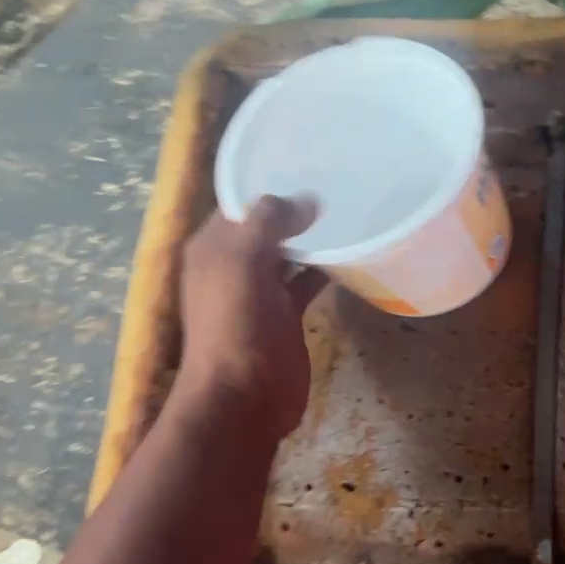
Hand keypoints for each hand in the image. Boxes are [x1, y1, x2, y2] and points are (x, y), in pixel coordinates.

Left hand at [171, 195, 328, 440]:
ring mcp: (261, 291)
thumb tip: (303, 199)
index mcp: (213, 248)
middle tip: (342, 186)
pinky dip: (325, 269)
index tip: (313, 166)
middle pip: (267, 226)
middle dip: (297, 209)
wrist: (245, 397)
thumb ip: (267, 225)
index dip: (271, 184)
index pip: (241, 203)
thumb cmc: (236, 328)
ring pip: (289, 253)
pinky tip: (351, 257)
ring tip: (351, 215)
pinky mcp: (286, 315)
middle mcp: (234, 265)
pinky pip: (306, 281)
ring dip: (314, 238)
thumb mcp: (241, 265)